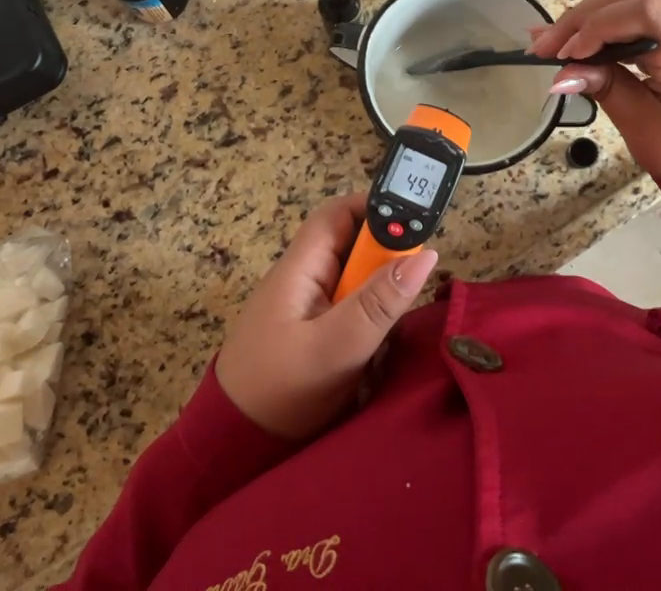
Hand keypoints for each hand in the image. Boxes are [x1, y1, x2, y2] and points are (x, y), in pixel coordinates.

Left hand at [214, 194, 439, 439]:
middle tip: (412, 291)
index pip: (339, 215)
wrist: (234, 450)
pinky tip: (379, 354)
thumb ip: (379, 303)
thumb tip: (426, 255)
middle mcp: (304, 281)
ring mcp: (308, 312)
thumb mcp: (336, 347)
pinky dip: (371, 328)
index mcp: (300, 269)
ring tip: (393, 332)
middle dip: (386, 264)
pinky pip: (352, 316)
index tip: (416, 225)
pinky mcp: (314, 339)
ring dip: (382, 302)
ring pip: (358, 285)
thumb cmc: (279, 391)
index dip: (376, 209)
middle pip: (353, 249)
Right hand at [530, 0, 660, 179]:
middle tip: (543, 47)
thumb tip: (559, 74)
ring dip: (591, 18)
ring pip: (635, 2)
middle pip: (634, 0)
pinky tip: (578, 38)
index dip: (598, 25)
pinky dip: (608, 23)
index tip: (565, 54)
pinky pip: (643, 16)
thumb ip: (604, 87)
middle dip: (583, 19)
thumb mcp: (641, 124)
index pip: (644, 14)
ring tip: (553, 41)